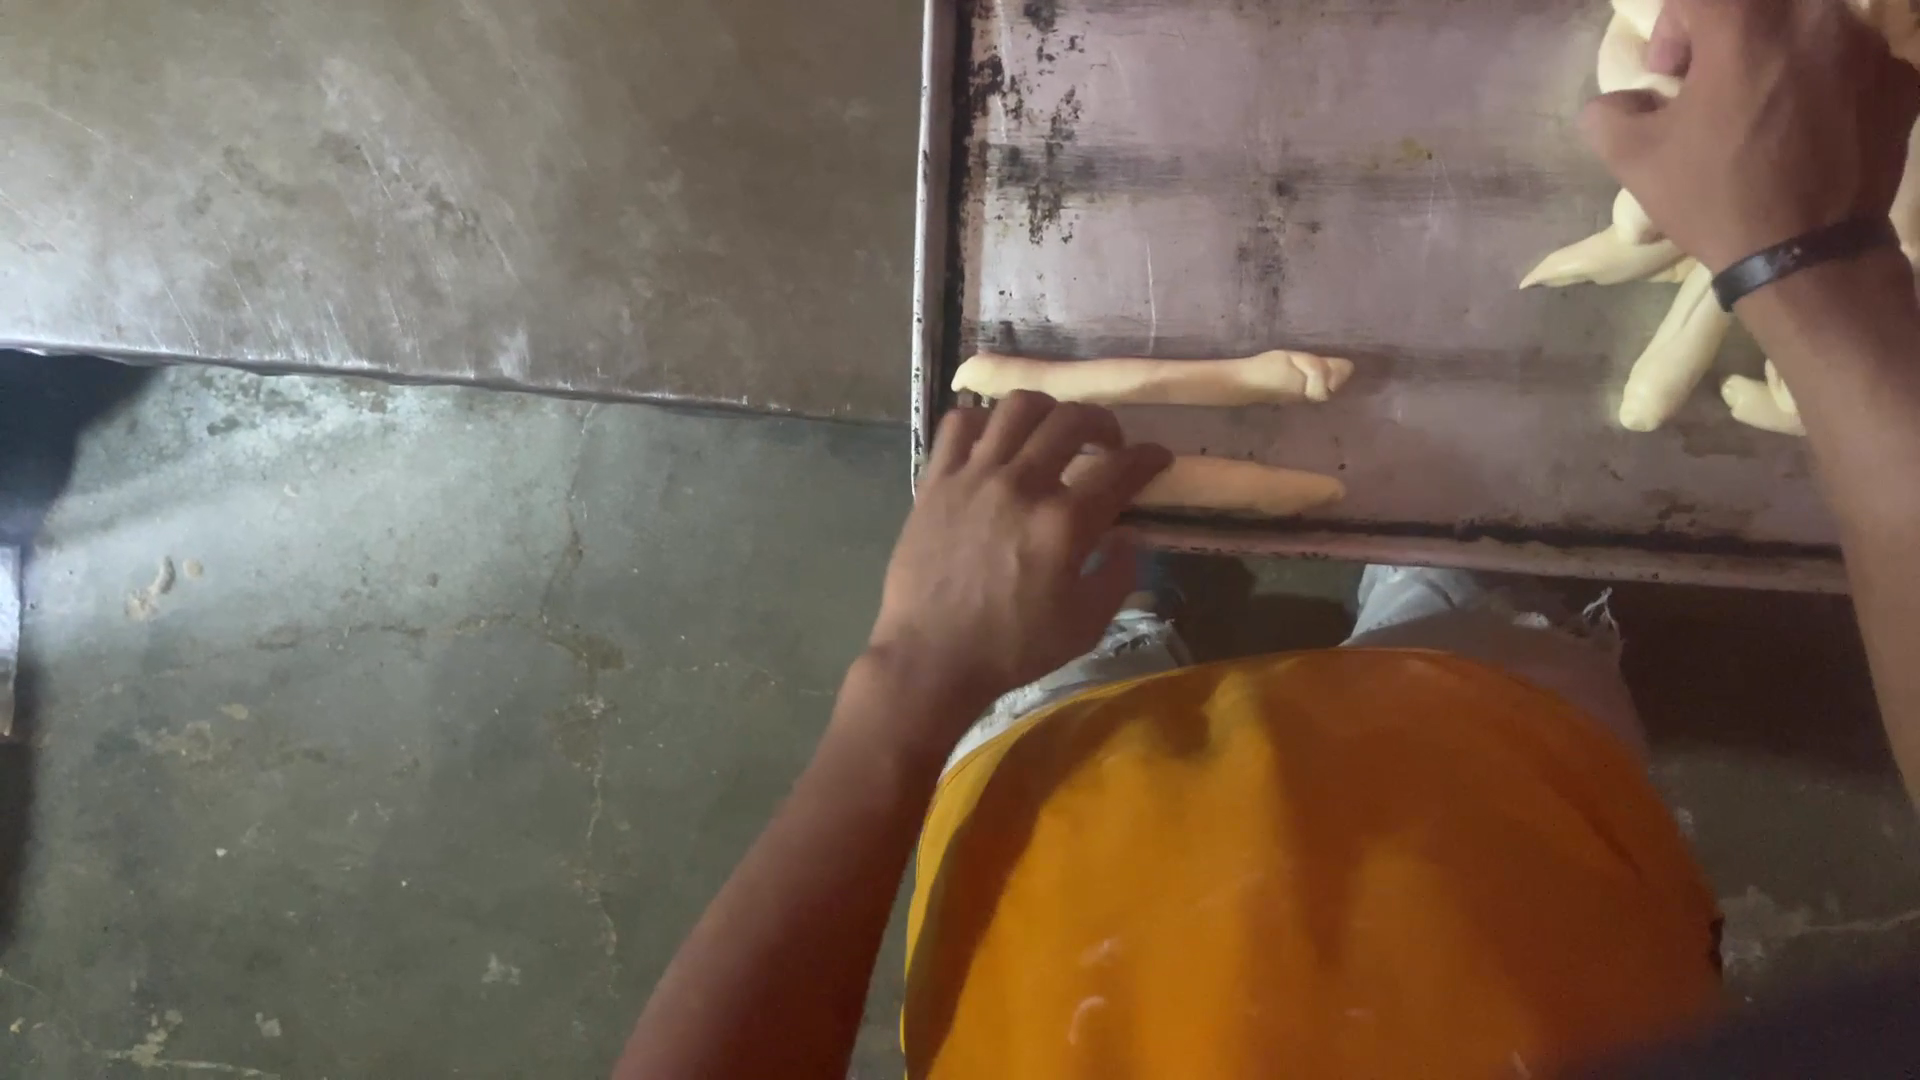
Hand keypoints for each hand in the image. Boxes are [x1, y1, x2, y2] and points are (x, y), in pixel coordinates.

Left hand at [863, 392, 1171, 727]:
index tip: (1157, 458)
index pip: (1121, 469)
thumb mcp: (1084, 626)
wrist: (931, 657)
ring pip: (1016, 408)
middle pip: (1071, 421)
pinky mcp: (936, 482)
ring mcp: (973, 477)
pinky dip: (982, 421)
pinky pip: (958, 426)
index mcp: (1063, 523)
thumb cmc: (1011, 649)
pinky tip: (993, 441)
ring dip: (1046, 410)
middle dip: (1103, 421)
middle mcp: (1020, 485)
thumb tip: (1129, 536)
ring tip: (1051, 430)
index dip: (1148, 457)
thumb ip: (1117, 575)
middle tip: (1108, 442)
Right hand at [1582, 0, 1919, 271]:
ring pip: (1808, 25)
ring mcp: (1869, 45)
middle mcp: (1817, 19)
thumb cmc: (1708, 194)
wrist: (1802, 245)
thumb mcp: (1631, 160)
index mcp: (1747, 33)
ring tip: (1752, 112)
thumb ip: (1609, 115)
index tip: (1667, 74)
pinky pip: (1846, 59)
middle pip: (1761, 4)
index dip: (1672, 26)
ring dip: (1771, 56)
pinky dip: (1814, 81)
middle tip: (1706, 86)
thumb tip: (1616, 101)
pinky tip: (1795, 132)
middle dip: (1725, 34)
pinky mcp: (1899, 75)